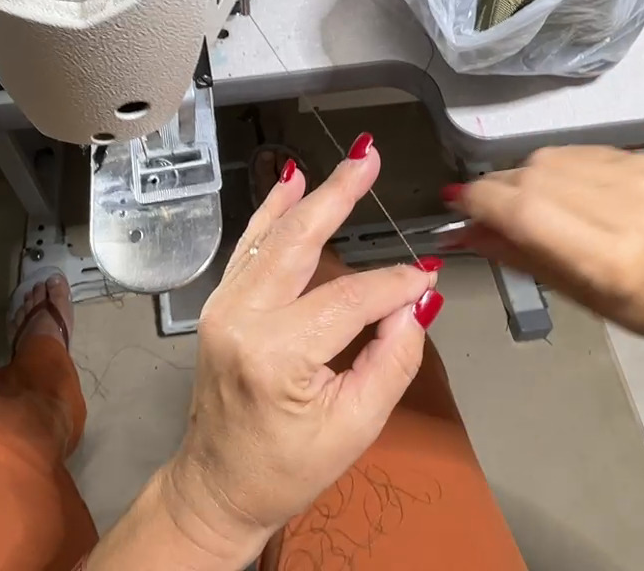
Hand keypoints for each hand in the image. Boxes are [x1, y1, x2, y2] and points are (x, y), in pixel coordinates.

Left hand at [161, 135, 442, 560]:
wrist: (218, 483)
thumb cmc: (287, 467)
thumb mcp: (356, 426)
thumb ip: (394, 358)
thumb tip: (419, 298)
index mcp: (275, 354)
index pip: (349, 299)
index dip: (393, 285)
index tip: (425, 277)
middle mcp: (242, 317)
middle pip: (299, 242)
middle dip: (339, 195)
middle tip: (370, 158)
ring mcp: (224, 305)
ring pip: (271, 236)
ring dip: (310, 196)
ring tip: (345, 165)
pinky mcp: (221, 303)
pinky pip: (249, 247)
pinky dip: (271, 213)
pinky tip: (289, 183)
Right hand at [446, 145, 643, 357]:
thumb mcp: (577, 296)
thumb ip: (516, 255)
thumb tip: (462, 231)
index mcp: (608, 258)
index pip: (524, 210)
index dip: (479, 201)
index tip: (456, 204)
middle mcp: (622, 209)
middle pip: (530, 178)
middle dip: (495, 189)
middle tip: (485, 207)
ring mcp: (635, 178)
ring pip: (546, 159)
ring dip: (520, 177)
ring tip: (524, 201)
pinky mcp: (641, 158)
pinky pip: (573, 152)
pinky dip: (552, 168)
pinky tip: (559, 188)